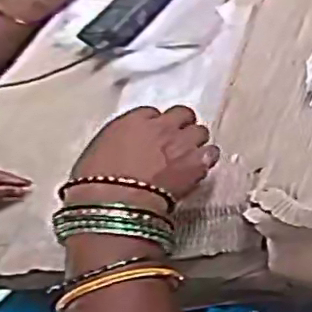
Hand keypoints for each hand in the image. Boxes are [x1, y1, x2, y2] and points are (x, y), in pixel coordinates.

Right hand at [68, 105, 220, 209]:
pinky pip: (212, 152)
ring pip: (200, 131)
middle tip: (178, 140)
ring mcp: (183, 143)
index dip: (156, 124)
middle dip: (182, 125)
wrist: (118, 199)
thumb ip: (121, 141)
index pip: (152, 112)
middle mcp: (162, 127)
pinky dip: (208, 158)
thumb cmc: (99, 181)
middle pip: (183, 114)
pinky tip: (201, 166)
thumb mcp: (100, 150)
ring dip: (196, 140)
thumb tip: (128, 148)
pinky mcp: (198, 162)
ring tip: (190, 153)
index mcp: (133, 121)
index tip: (155, 134)